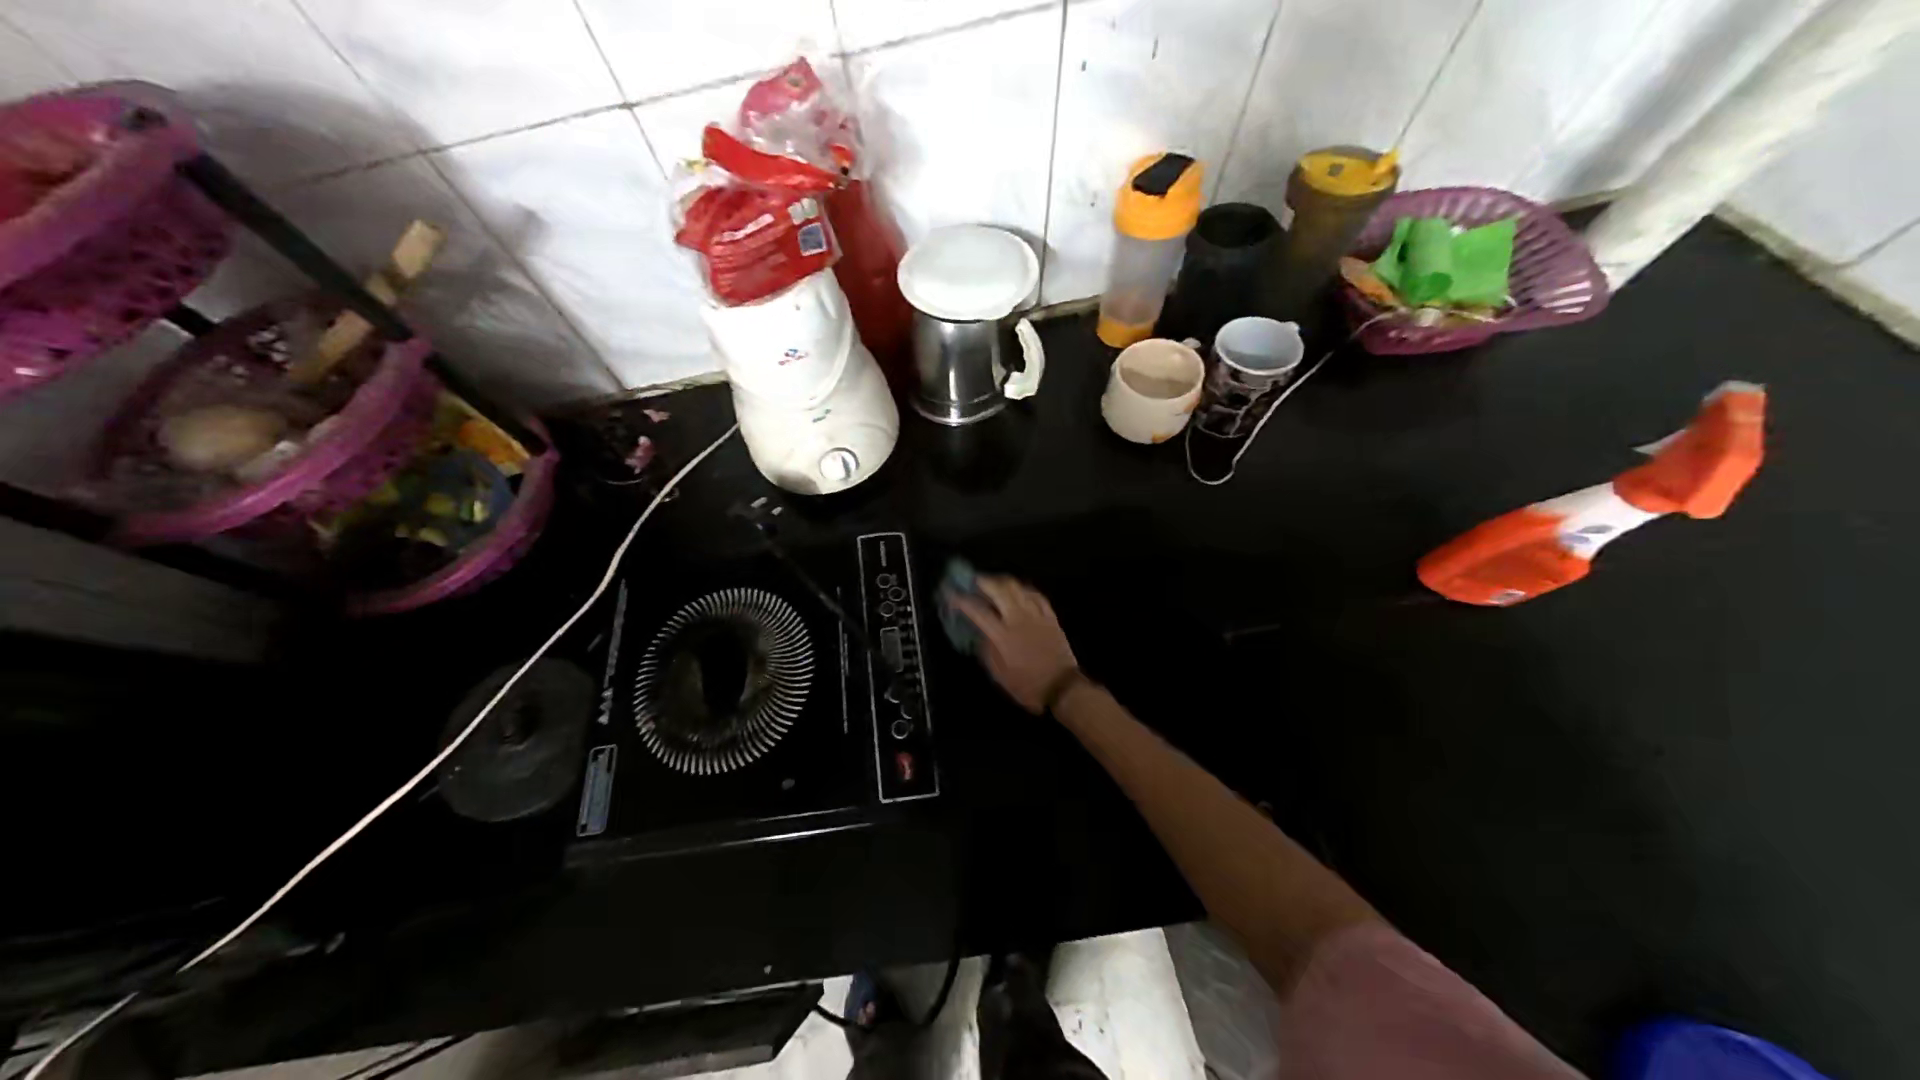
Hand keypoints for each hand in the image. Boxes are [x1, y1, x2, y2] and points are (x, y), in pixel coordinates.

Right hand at [952, 576, 1078, 713]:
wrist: (1061, 687)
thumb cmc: (1026, 685)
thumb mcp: (998, 673)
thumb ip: (986, 649)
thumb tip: (979, 633)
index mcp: (1002, 635)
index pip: (977, 611)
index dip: (961, 600)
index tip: (952, 594)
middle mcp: (1018, 618)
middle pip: (998, 589)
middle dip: (983, 581)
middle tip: (973, 581)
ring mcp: (1036, 615)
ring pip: (1018, 587)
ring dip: (1002, 582)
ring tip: (993, 584)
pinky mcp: (1050, 616)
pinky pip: (1035, 595)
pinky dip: (1023, 590)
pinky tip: (1018, 592)